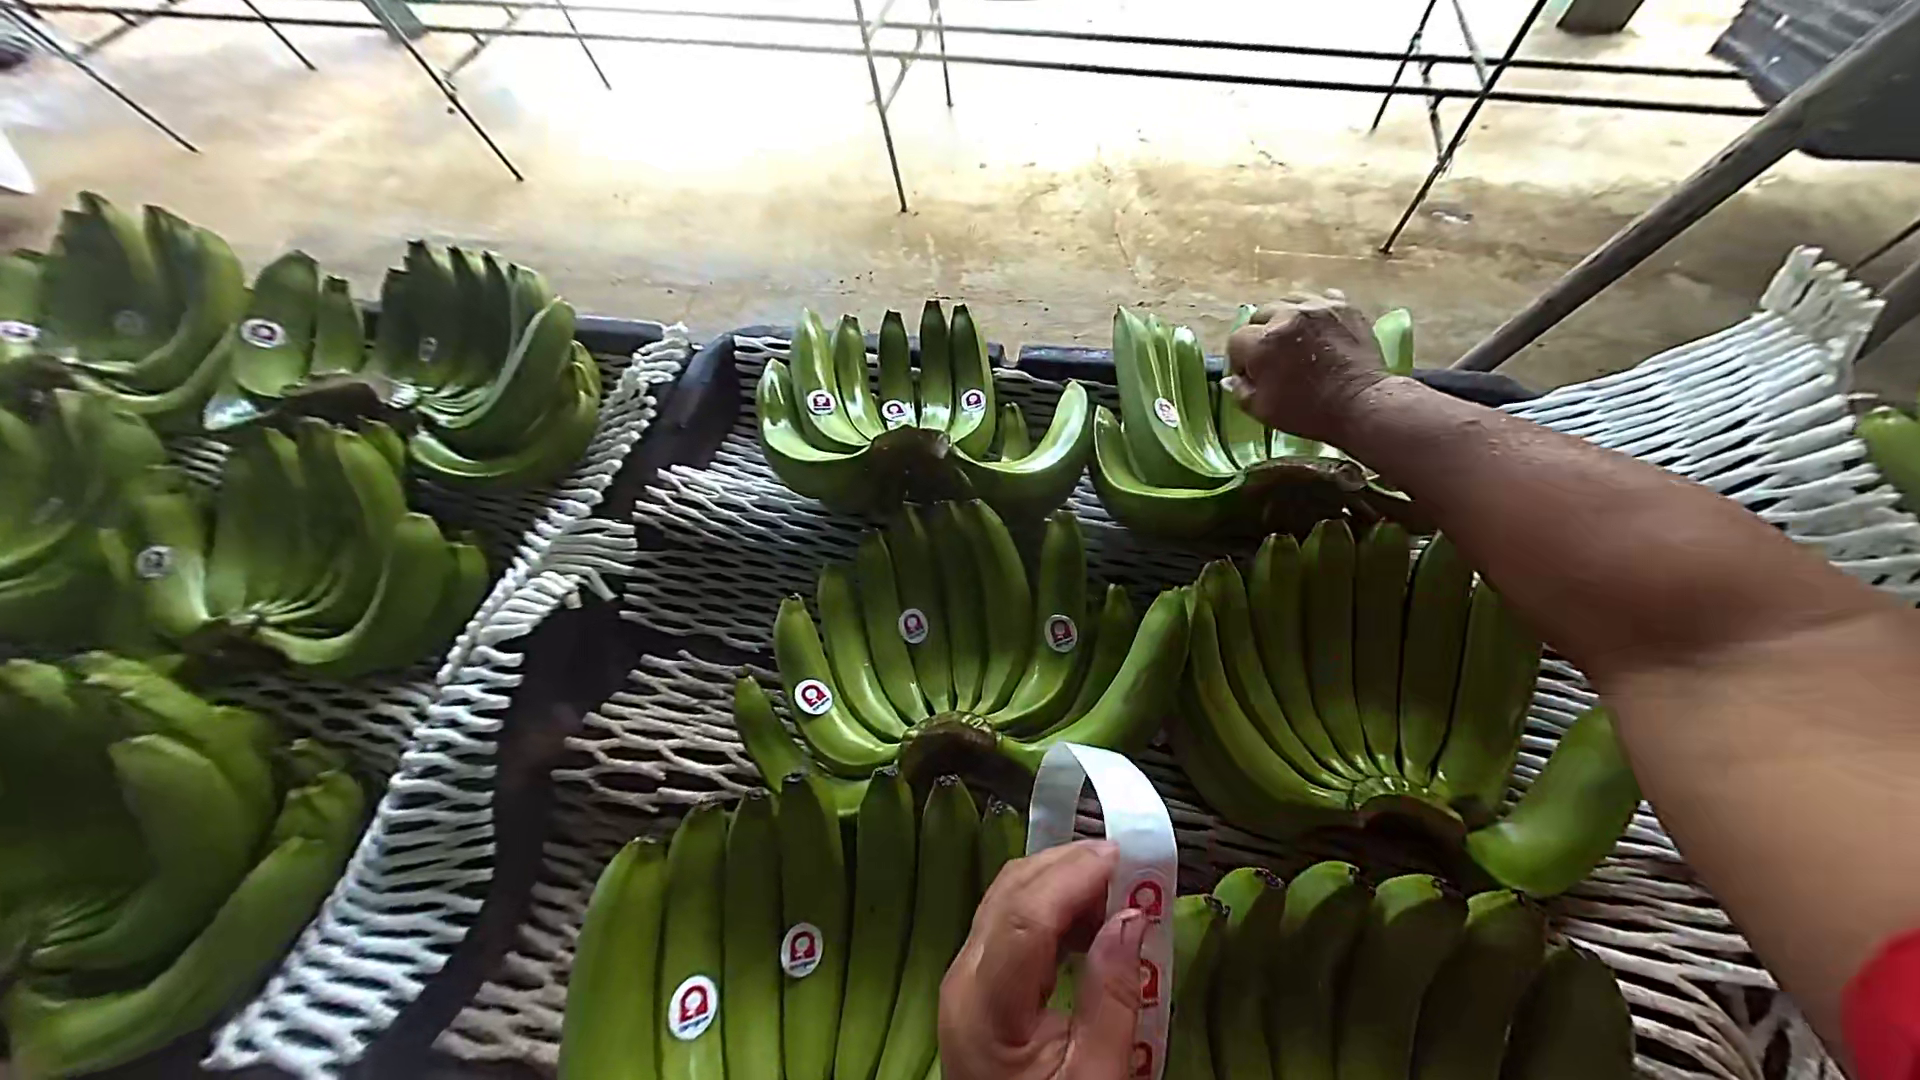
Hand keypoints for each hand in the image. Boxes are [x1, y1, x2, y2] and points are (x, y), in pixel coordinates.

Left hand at [940, 841, 1148, 1079]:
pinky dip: (1050, 903)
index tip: (1119, 854)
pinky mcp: (977, 977)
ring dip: (1059, 879)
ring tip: (1113, 886)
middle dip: (1066, 864)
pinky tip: (1087, 915)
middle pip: (1010, 894)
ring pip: (1008, 896)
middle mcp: (963, 976)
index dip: (1071, 875)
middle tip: (1123, 861)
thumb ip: (1113, 997)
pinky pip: (1010, 918)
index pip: (1023, 916)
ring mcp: (965, 973)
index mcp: (983, 1008)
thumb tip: (1132, 915)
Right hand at [1224, 292, 1391, 443]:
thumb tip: (1232, 377)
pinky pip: (1320, 298)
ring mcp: (1318, 308)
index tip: (1251, 374)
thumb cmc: (1305, 411)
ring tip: (1292, 338)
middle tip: (1271, 356)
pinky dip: (1312, 311)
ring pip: (1288, 301)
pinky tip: (1315, 328)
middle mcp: (1287, 317)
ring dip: (1283, 318)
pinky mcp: (1344, 306)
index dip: (1239, 359)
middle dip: (1259, 334)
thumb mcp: (1260, 409)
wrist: (1360, 405)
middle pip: (1260, 314)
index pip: (1236, 340)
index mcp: (1262, 343)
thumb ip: (1239, 390)